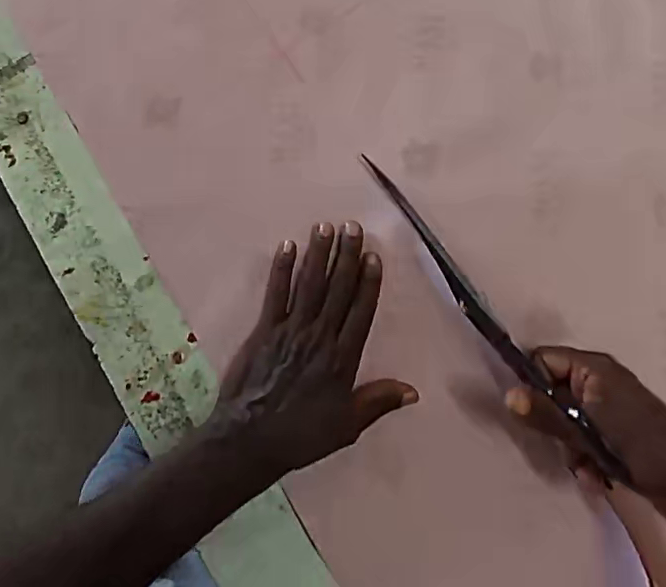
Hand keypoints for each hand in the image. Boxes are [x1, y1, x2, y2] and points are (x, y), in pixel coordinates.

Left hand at [208, 222, 417, 477]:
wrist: (251, 439)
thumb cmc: (302, 434)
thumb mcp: (348, 426)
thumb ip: (378, 402)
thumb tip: (413, 390)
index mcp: (342, 359)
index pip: (360, 312)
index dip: (368, 282)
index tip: (373, 255)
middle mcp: (320, 337)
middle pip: (337, 290)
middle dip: (346, 256)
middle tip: (352, 227)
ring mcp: (291, 330)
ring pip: (309, 285)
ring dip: (318, 254)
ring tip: (325, 226)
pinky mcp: (265, 328)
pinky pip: (276, 293)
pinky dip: (282, 269)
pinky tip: (288, 246)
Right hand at [506, 346, 665, 526]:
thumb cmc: (643, 450)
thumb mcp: (588, 432)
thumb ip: (547, 413)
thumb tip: (508, 396)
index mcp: (594, 367)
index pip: (544, 359)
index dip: (532, 384)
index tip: (530, 412)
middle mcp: (601, 380)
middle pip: (554, 391)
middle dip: (555, 424)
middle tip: (563, 446)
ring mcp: (613, 406)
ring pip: (569, 418)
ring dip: (571, 446)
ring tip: (585, 468)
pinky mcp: (621, 431)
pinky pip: (588, 435)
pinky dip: (587, 455)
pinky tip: (597, 477)